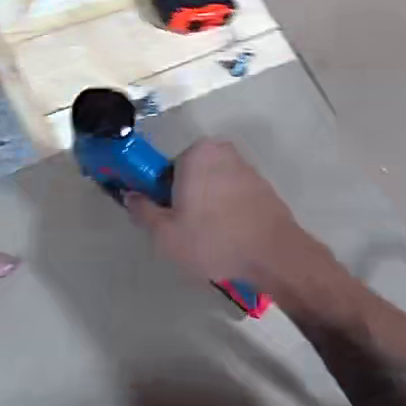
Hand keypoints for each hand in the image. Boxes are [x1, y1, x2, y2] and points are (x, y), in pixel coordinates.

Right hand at [124, 139, 328, 295]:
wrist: (274, 255)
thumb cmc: (214, 240)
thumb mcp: (165, 234)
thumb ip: (142, 210)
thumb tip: (131, 195)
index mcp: (196, 153)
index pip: (164, 170)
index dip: (161, 195)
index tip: (166, 218)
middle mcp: (222, 150)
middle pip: (189, 175)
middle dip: (185, 198)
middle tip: (185, 231)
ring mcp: (246, 166)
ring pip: (212, 184)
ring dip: (206, 204)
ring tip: (209, 238)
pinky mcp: (262, 185)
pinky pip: (232, 193)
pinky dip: (227, 209)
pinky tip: (229, 235)